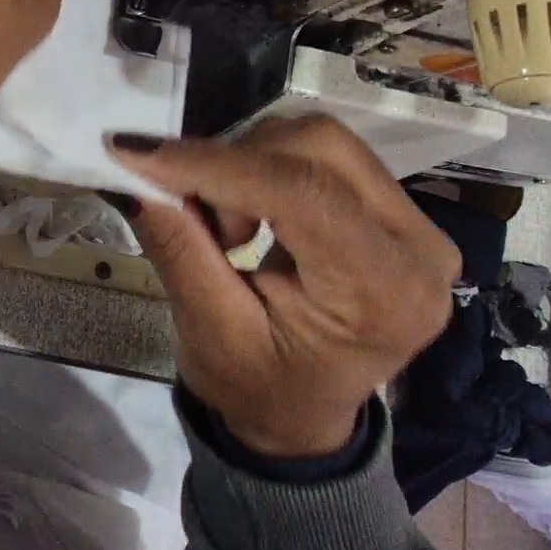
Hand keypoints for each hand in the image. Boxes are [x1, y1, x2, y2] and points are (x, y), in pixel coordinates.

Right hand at [110, 118, 461, 456]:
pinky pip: (320, 153)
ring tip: (226, 226)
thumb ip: (178, 248)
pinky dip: (261, 165)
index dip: (212, 163)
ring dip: (246, 164)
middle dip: (233, 165)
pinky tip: (247, 212)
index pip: (301, 193)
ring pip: (317, 140)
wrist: (300, 410)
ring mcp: (415, 223)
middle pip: (317, 147)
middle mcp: (418, 247)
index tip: (132, 152)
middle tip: (199, 220)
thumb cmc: (257, 385)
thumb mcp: (207, 329)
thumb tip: (133, 178)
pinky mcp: (394, 209)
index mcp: (383, 294)